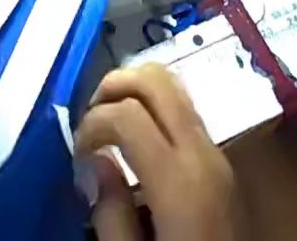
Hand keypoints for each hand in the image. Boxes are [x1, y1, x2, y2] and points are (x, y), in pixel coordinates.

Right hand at [75, 63, 241, 240]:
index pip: (129, 114)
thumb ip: (111, 215)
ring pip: (173, 82)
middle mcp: (202, 153)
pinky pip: (183, 105)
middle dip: (114, 86)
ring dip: (134, 88)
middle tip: (90, 121)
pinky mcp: (219, 157)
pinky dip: (153, 101)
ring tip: (108, 122)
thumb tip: (95, 162)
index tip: (77, 155)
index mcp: (180, 183)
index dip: (93, 124)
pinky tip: (135, 133)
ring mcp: (216, 150)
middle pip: (156, 80)